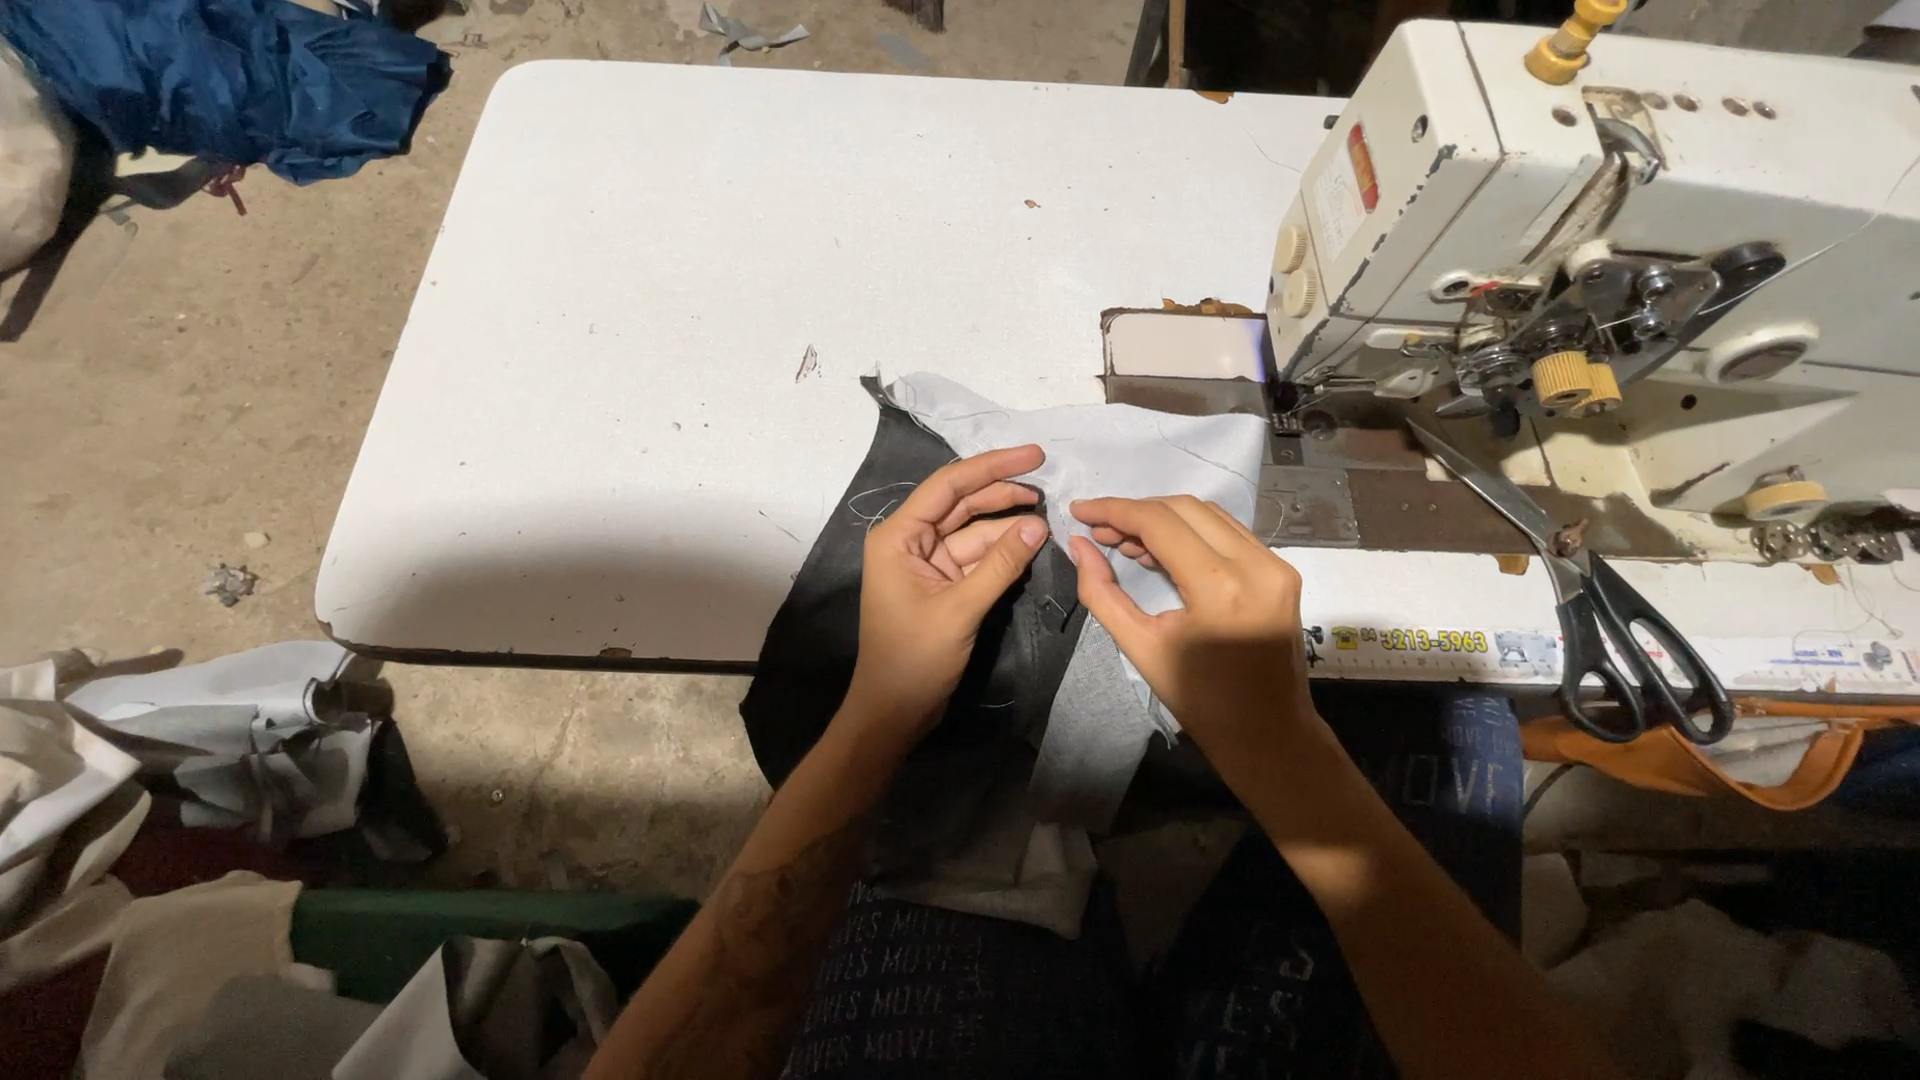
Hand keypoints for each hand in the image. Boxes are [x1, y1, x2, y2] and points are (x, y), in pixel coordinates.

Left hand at [843, 446, 1050, 742]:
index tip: (1033, 455)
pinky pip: (976, 557)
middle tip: (1047, 480)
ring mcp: (928, 563)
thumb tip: (1038, 525)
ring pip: (973, 530)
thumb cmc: (914, 658)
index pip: (949, 486)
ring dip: (1006, 524)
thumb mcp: (960, 609)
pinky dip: (1001, 551)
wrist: (895, 710)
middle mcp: (910, 541)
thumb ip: (1000, 565)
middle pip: (961, 503)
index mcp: (899, 536)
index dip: (992, 466)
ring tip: (1046, 517)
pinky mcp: (943, 585)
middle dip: (1002, 491)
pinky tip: (1029, 542)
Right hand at [1068, 495, 1321, 756]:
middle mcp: (1256, 565)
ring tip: (1123, 542)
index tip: (1079, 511)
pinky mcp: (1282, 571)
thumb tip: (1078, 546)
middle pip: (1183, 509)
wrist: (1268, 732)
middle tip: (1098, 531)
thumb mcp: (1140, 647)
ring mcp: (1275, 565)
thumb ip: (1102, 593)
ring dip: (1162, 519)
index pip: (1159, 523)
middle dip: (1135, 512)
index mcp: (1219, 588)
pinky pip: (1228, 532)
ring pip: (1208, 514)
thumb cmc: (1200, 700)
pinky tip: (1160, 551)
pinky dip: (1189, 532)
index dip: (1114, 510)